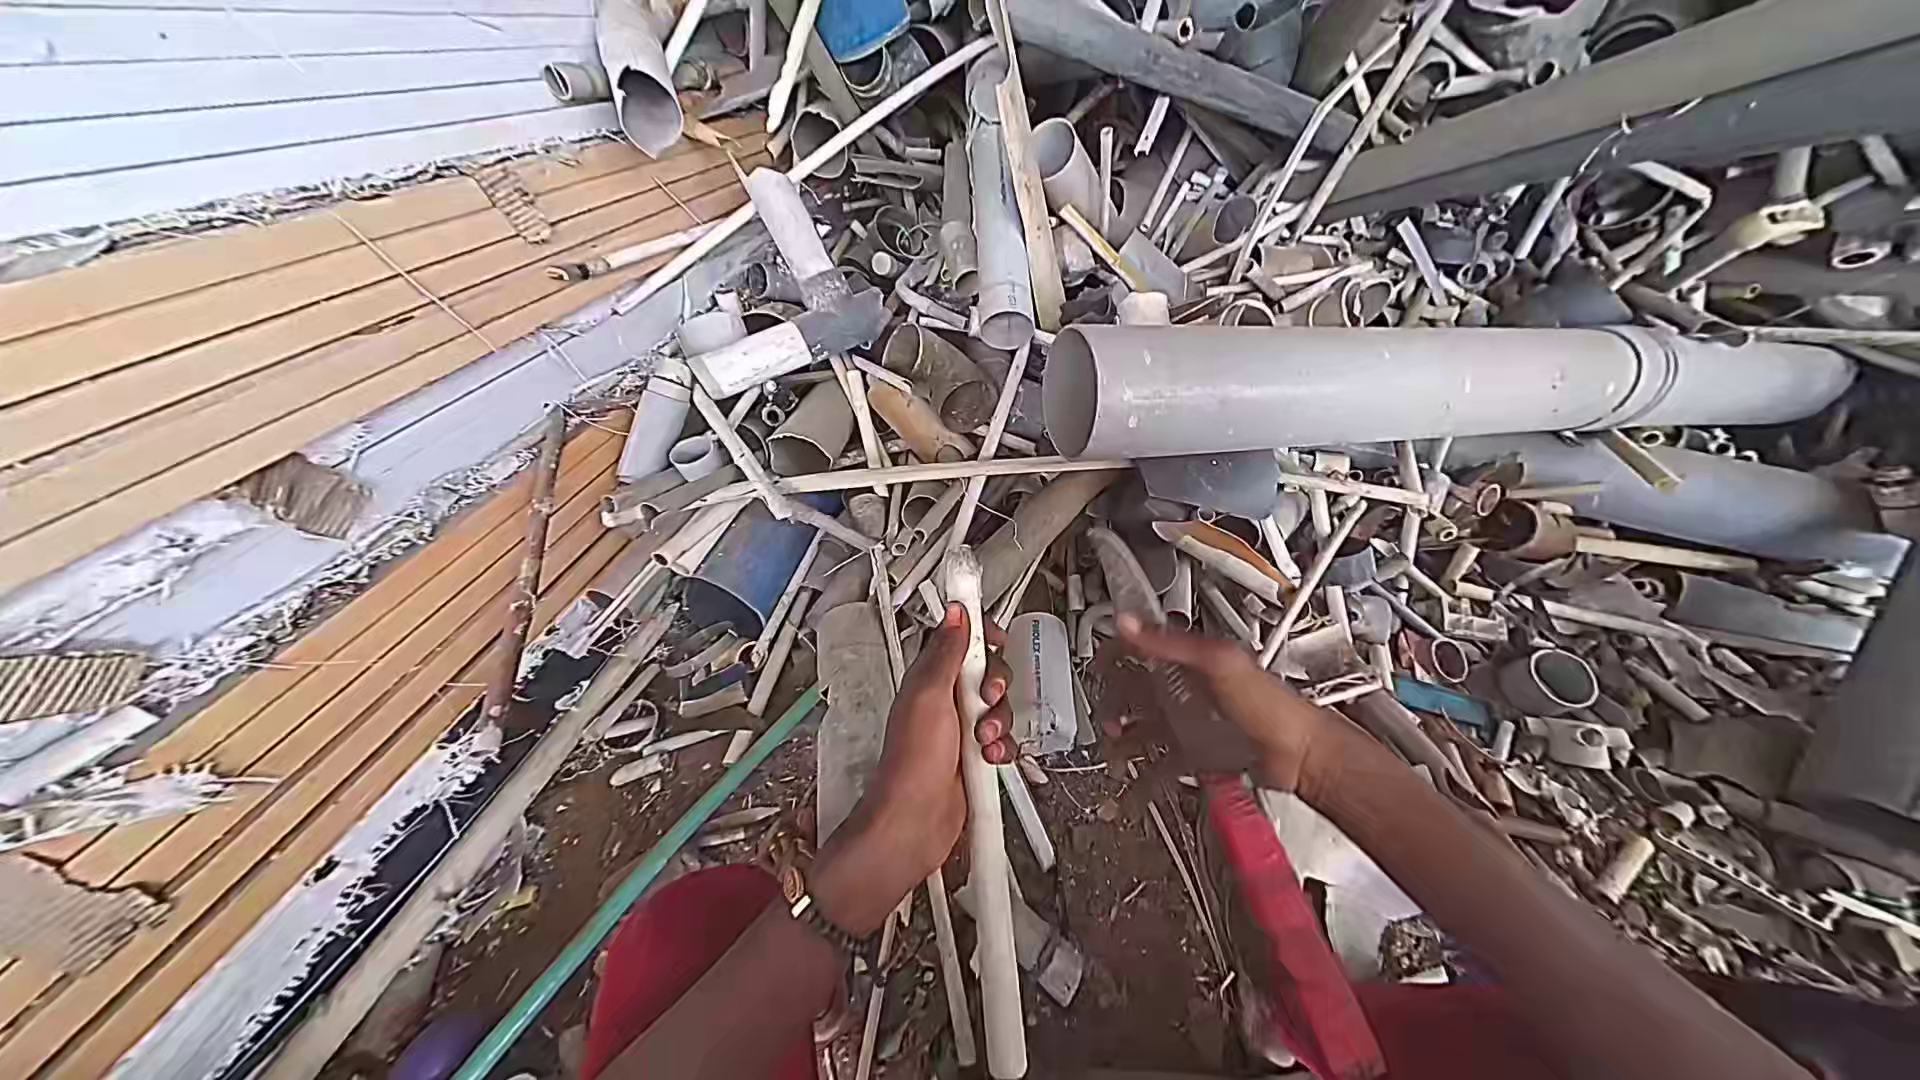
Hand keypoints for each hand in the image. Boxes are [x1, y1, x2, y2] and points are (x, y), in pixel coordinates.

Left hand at [812, 603, 1012, 935]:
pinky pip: (1004, 737)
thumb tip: (955, 613)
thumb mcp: (930, 697)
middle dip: (996, 683)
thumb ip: (946, 653)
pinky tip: (990, 756)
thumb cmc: (911, 763)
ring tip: (984, 736)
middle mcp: (945, 698)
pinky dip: (1003, 746)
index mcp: (929, 677)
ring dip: (999, 720)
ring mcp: (961, 726)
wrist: (915, 822)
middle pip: (988, 671)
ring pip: (999, 705)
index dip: (980, 633)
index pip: (958, 638)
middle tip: (986, 696)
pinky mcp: (975, 752)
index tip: (995, 637)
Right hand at [1116, 612, 1341, 795]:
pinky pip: (1162, 764)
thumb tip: (1129, 623)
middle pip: (1136, 690)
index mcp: (1190, 660)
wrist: (1303, 756)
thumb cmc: (1270, 705)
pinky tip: (1134, 787)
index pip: (1142, 647)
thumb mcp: (1217, 663)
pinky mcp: (1198, 753)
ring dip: (1123, 738)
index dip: (1116, 652)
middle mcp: (1187, 688)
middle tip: (1106, 715)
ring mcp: (1191, 721)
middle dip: (1114, 701)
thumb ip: (1170, 643)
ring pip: (1144, 727)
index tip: (1097, 662)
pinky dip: (1144, 777)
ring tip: (1113, 748)